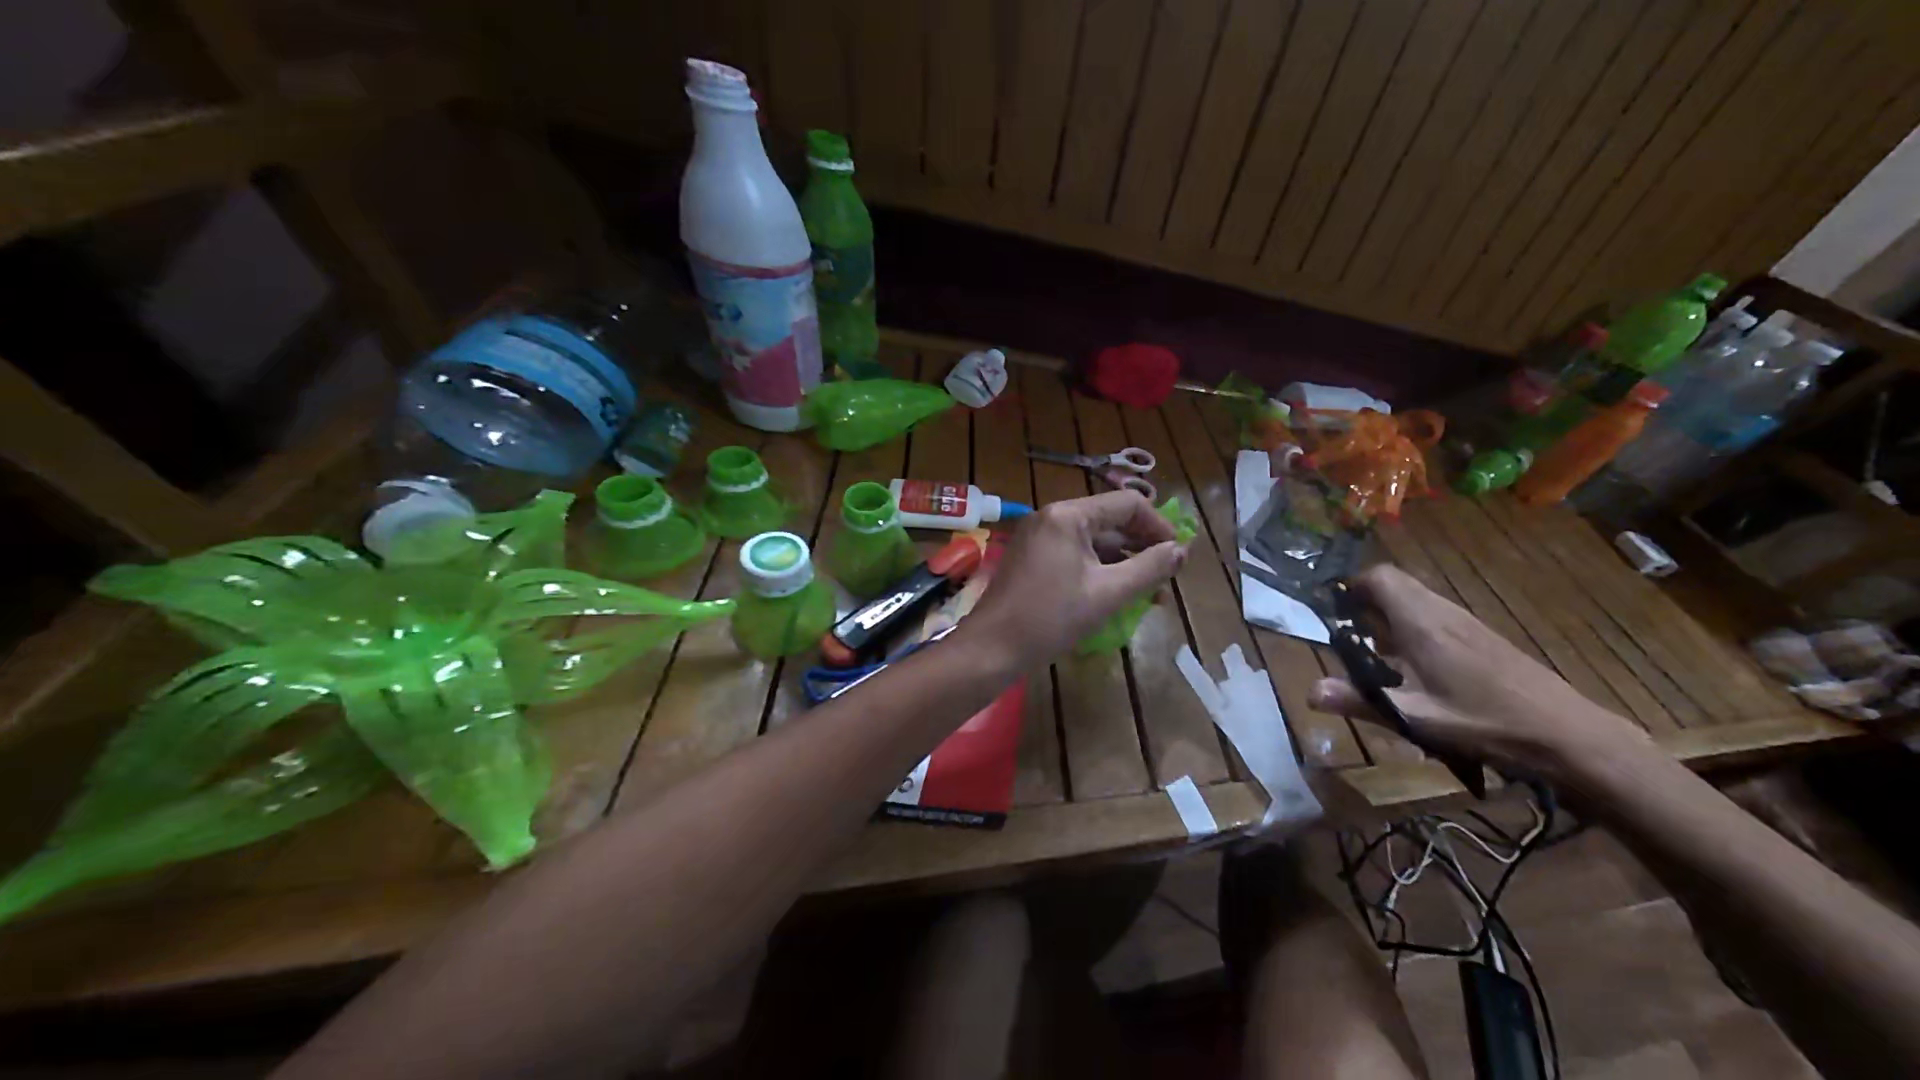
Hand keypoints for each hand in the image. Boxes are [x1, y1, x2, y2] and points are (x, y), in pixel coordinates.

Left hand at [964, 491, 1187, 665]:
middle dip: (1142, 548)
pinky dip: (1099, 571)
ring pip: (1093, 542)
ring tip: (1150, 595)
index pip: (1127, 504)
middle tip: (1168, 578)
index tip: (1179, 555)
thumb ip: (1149, 568)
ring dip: (1123, 563)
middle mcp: (1051, 517)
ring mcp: (1038, 537)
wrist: (992, 648)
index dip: (1159, 526)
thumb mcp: (1108, 593)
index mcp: (1068, 516)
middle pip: (1110, 520)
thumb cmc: (1051, 617)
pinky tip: (1118, 596)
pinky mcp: (1032, 558)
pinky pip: (1075, 555)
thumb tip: (1182, 550)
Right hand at [1308, 564, 1650, 781]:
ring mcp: (1466, 623)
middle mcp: (1443, 612)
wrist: (1569, 734)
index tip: (1331, 612)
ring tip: (1377, 657)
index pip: (1378, 577)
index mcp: (1422, 623)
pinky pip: (1434, 617)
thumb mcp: (1416, 718)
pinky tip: (1416, 670)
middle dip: (1365, 604)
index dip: (1349, 586)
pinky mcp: (1482, 638)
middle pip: (1395, 585)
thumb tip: (1309, 693)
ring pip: (1415, 601)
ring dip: (1389, 618)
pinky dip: (1412, 630)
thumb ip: (1361, 701)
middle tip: (1349, 639)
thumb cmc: (1486, 721)